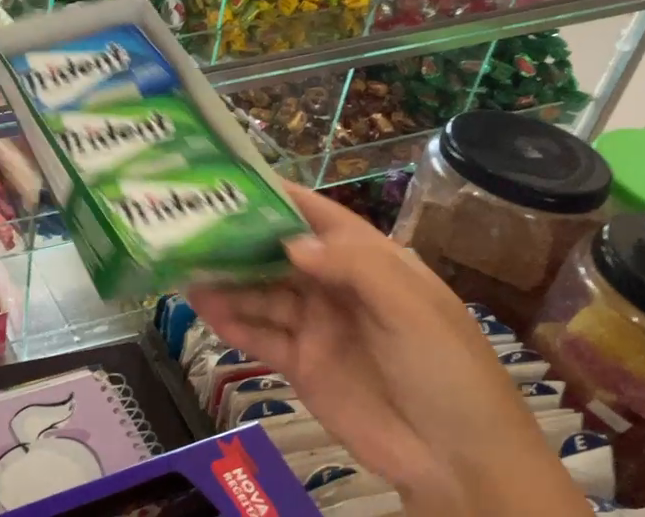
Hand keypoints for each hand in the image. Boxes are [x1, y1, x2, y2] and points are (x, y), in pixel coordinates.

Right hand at [187, 185, 579, 515]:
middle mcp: (337, 288)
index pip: (317, 217)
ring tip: (183, 269)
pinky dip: (229, 322)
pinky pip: (257, 336)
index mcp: (371, 264)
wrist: (462, 466)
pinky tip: (201, 310)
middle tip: (187, 225)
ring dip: (225, 282)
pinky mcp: (301, 364)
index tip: (228, 178)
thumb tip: (288, 241)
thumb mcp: (411, 309)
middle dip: (236, 239)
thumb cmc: (447, 373)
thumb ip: (352, 265)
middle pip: (277, 253)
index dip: (276, 196)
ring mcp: (316, 327)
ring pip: (260, 293)